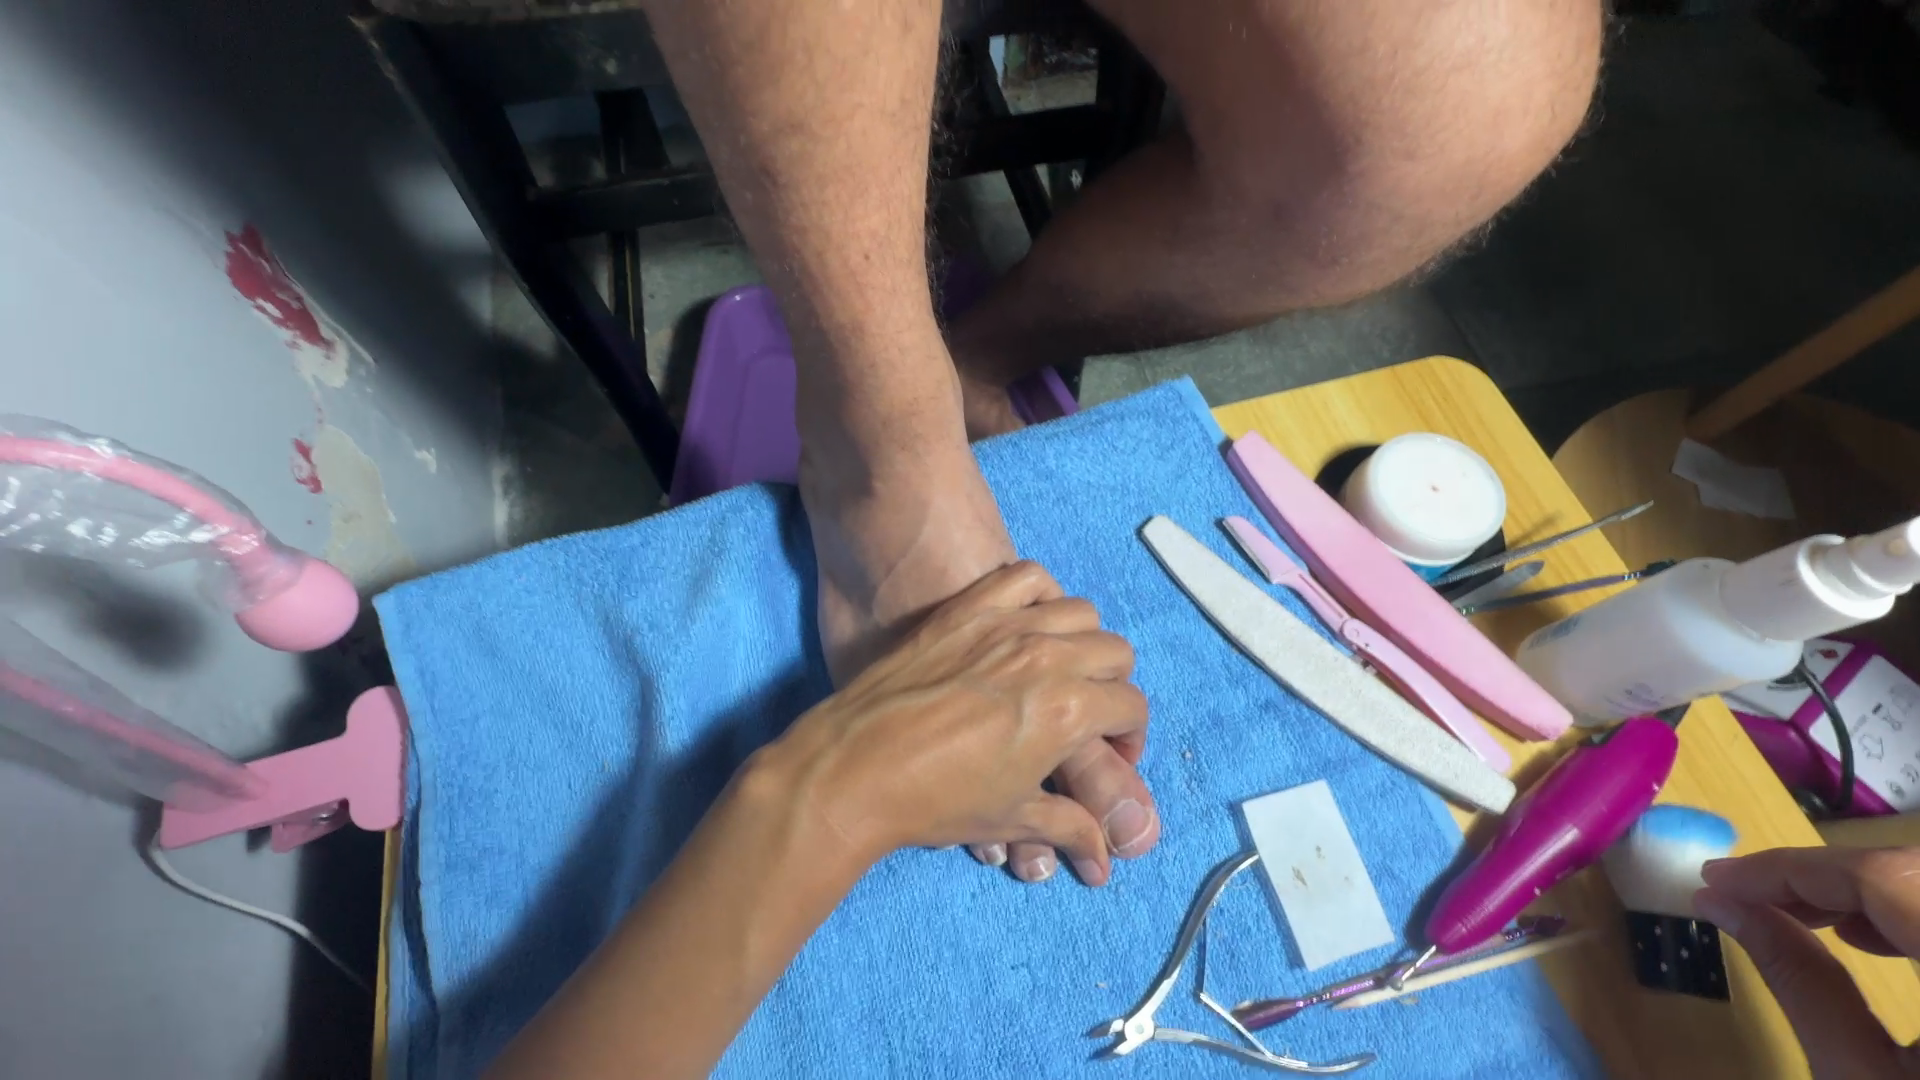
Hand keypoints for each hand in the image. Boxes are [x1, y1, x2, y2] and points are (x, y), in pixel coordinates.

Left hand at [800, 397, 1160, 883]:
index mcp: (1070, 710)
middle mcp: (1049, 655)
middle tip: (1083, 713)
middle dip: (1110, 685)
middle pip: (1115, 651)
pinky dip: (1036, 592)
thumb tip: (1105, 857)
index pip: (1132, 707)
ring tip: (1053, 667)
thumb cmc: (934, 800)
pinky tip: (1022, 621)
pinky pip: (1026, 576)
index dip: (1129, 736)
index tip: (1109, 752)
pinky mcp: (970, 605)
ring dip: (1079, 639)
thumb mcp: (1010, 817)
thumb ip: (1070, 827)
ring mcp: (1007, 622)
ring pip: (1079, 610)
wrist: (855, 767)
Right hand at [1693, 846, 1919, 1077]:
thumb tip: (1718, 903)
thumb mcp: (1864, 1079)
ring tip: (1806, 917)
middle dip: (1828, 874)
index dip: (1791, 868)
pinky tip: (1876, 938)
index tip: (1716, 880)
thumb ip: (1800, 982)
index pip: (1886, 879)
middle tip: (1749, 894)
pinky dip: (1910, 908)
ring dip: (1869, 887)